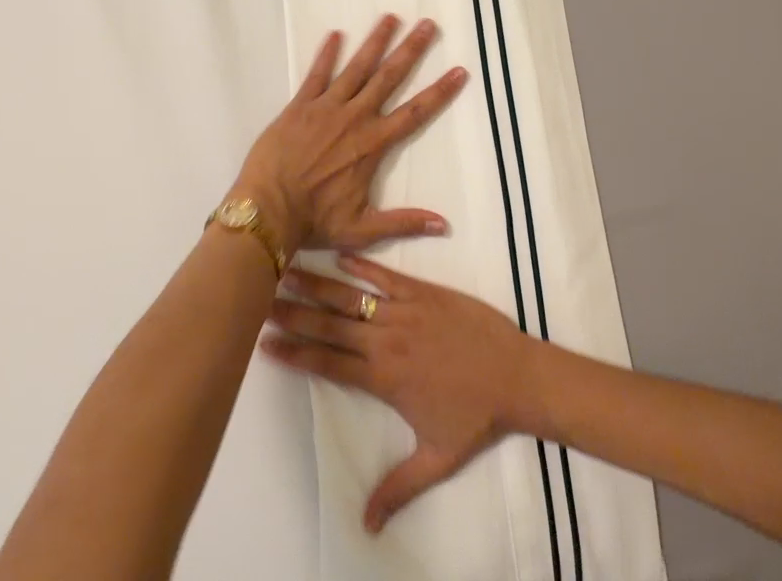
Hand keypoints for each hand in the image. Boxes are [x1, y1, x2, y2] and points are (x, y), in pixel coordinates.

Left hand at [233, 15, 467, 254]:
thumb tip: (444, 225)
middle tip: (428, 24)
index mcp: (373, 145)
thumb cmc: (314, 221)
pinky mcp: (298, 106)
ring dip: (374, 42)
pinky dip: (326, 54)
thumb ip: (403, 222)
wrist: (266, 210)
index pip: (415, 113)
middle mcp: (354, 119)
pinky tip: (335, 35)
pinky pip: (315, 75)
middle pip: (388, 78)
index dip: (439, 92)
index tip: (459, 70)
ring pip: (356, 68)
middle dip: (410, 50)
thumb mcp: (363, 229)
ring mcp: (325, 108)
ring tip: (390, 17)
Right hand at [261, 255, 539, 532]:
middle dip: (294, 313)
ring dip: (319, 284)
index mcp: (384, 379)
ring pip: (353, 297)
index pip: (328, 364)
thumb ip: (398, 488)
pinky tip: (340, 255)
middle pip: (331, 326)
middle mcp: (388, 343)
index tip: (264, 344)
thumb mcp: (438, 458)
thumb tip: (368, 525)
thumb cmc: (478, 417)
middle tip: (261, 300)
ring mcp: (408, 313)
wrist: (520, 377)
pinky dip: (364, 265)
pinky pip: (389, 275)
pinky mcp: (428, 294)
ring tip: (288, 272)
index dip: (295, 354)